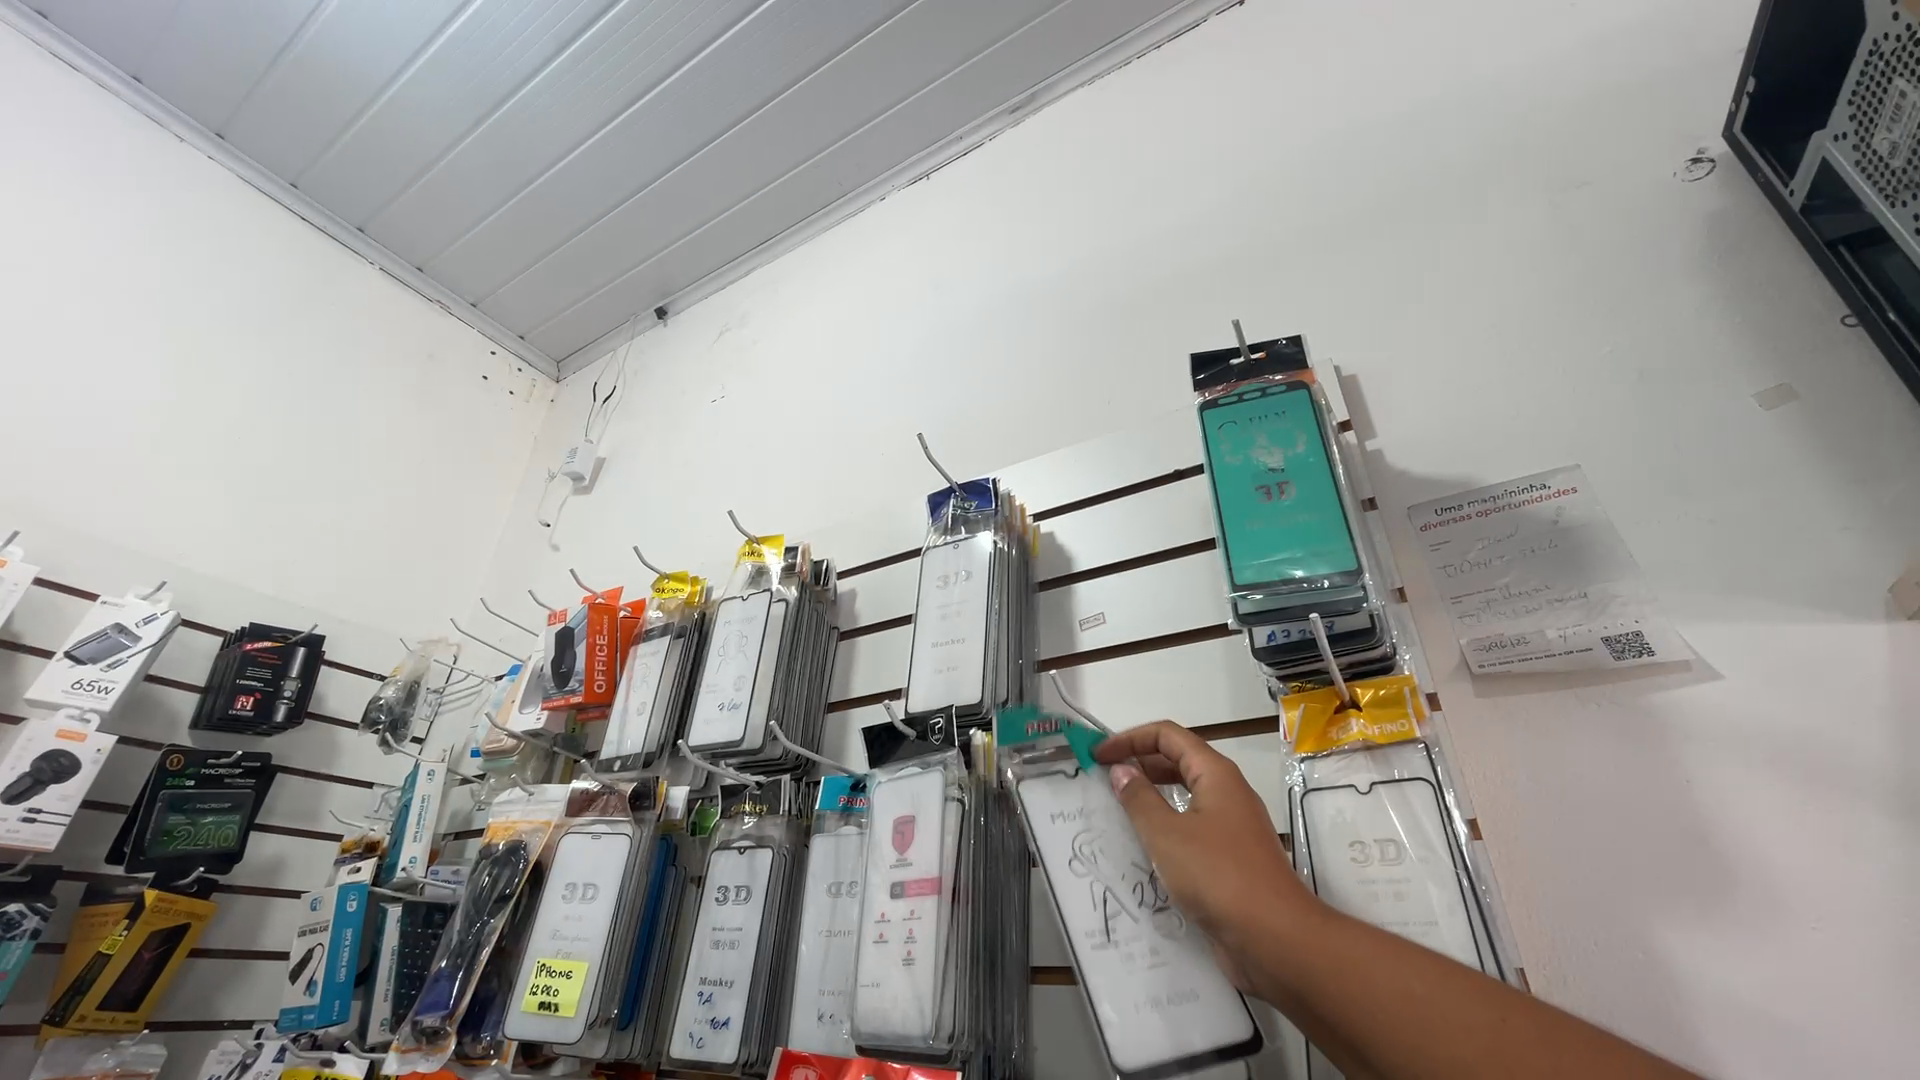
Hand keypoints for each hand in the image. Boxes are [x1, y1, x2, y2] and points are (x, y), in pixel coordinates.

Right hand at [1092, 721, 1309, 960]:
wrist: (1275, 937)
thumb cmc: (1218, 875)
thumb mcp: (1166, 834)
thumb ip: (1139, 799)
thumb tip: (1121, 770)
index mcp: (1216, 774)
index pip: (1167, 735)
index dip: (1130, 739)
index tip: (1098, 755)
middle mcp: (1227, 791)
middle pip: (1179, 760)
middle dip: (1140, 762)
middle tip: (1104, 778)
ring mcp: (1233, 825)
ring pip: (1187, 795)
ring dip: (1152, 795)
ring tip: (1119, 808)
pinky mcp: (1232, 856)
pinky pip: (1193, 826)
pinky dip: (1167, 825)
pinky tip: (1146, 846)